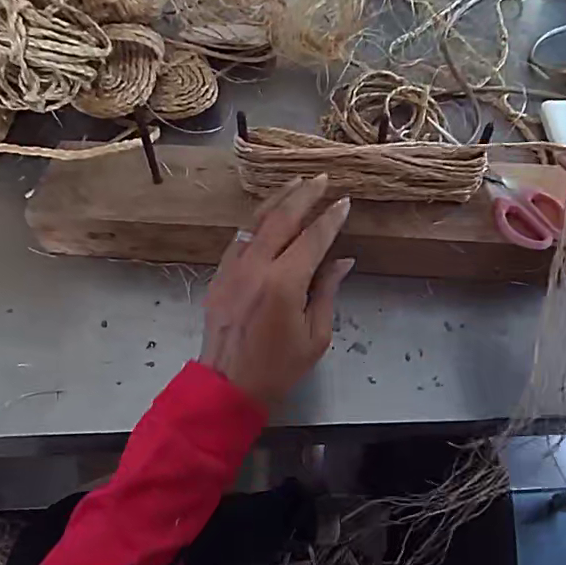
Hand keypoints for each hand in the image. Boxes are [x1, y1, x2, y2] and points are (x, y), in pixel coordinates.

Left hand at [199, 175, 354, 408]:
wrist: (227, 386)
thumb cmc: (278, 368)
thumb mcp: (316, 335)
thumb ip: (327, 291)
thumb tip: (343, 260)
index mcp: (284, 284)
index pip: (313, 239)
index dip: (331, 218)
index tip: (346, 202)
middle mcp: (256, 267)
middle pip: (282, 218)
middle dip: (305, 195)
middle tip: (322, 179)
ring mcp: (233, 268)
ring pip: (256, 222)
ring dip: (278, 200)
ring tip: (295, 183)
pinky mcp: (219, 275)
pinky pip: (240, 238)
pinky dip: (256, 222)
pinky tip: (267, 214)